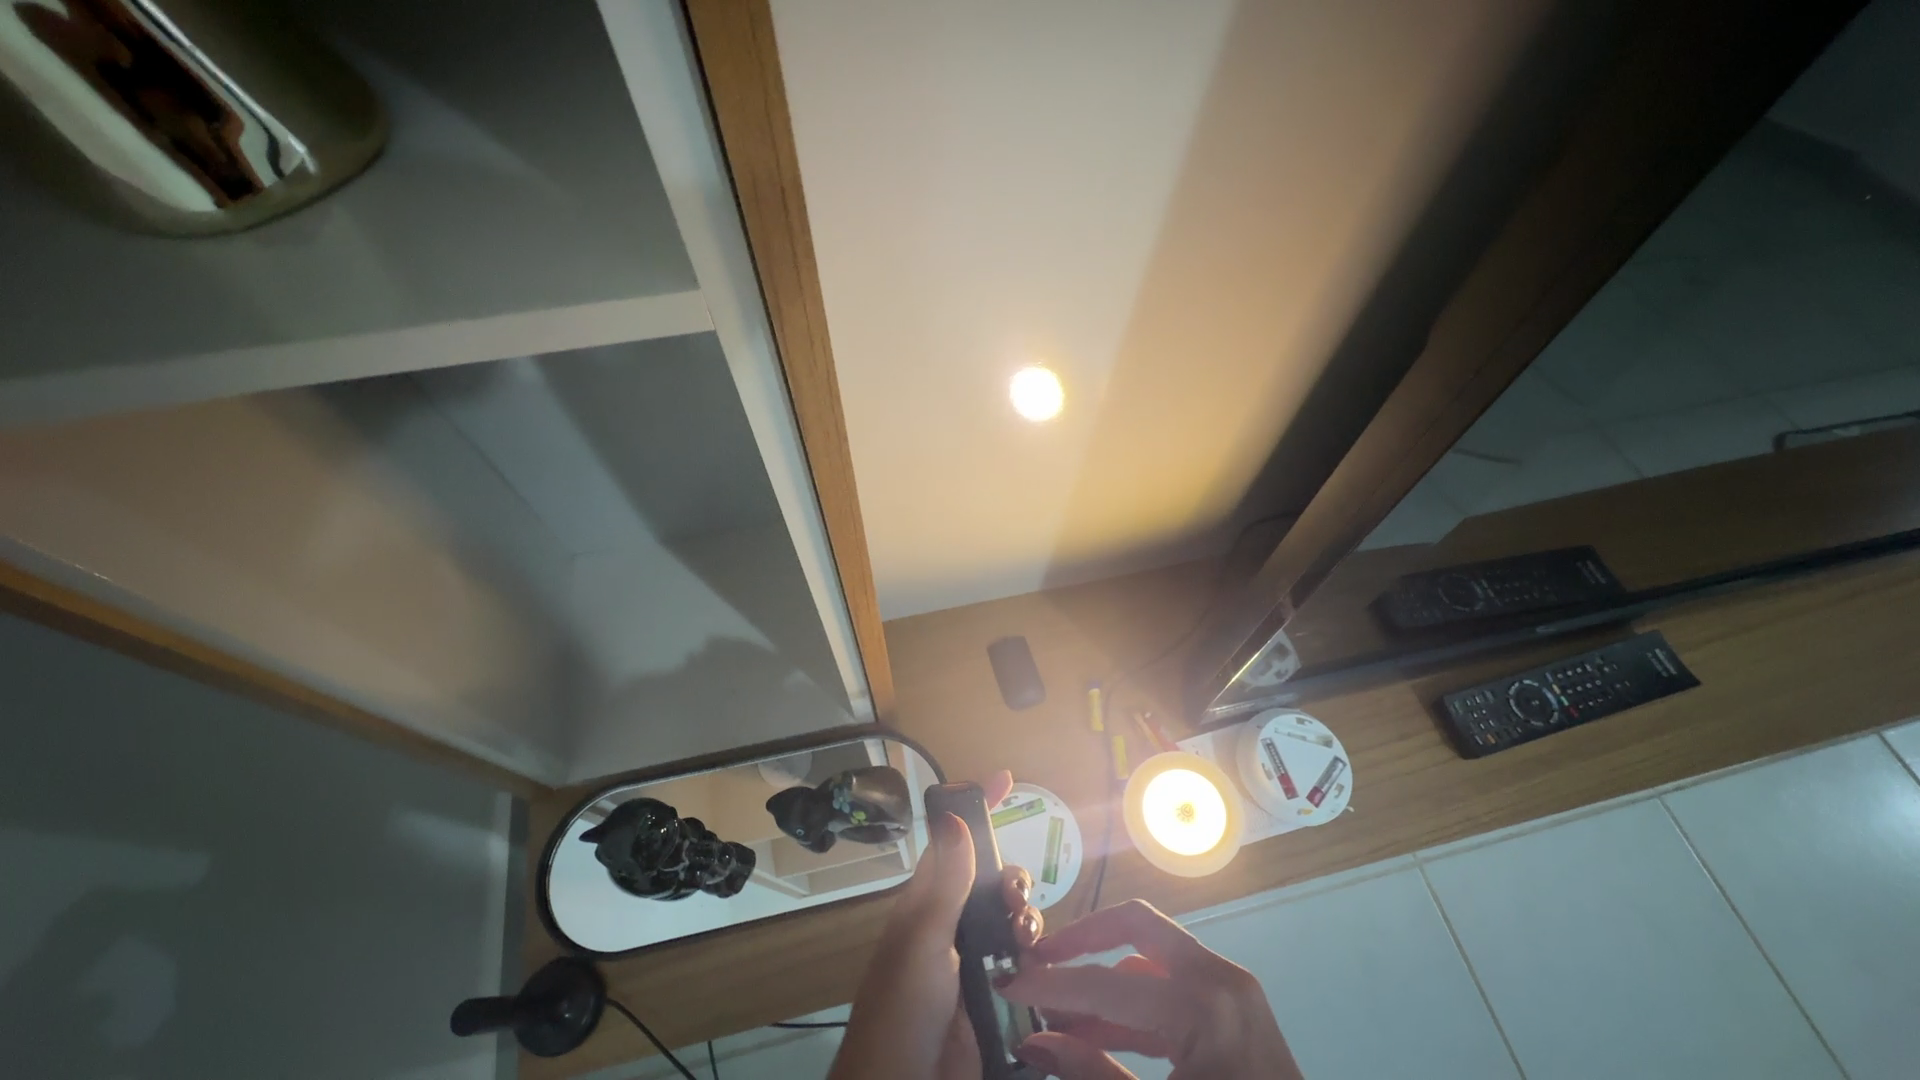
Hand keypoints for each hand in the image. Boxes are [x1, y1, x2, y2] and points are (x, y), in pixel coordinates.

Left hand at [828, 771, 1043, 1079]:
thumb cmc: (904, 1004)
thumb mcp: (923, 937)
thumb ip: (945, 880)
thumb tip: (954, 816)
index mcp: (925, 902)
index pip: (952, 842)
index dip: (974, 809)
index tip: (1004, 779)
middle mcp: (949, 923)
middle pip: (990, 878)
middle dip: (1011, 875)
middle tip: (1014, 895)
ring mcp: (972, 957)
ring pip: (1009, 914)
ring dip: (1024, 915)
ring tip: (1023, 937)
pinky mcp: (994, 990)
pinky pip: (1022, 955)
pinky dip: (1033, 949)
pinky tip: (1036, 958)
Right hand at [999, 899, 1301, 1078]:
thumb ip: (1090, 1075)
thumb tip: (1031, 1044)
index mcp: (1201, 1006)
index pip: (1105, 982)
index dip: (1049, 985)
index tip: (1007, 984)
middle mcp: (1219, 978)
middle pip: (1136, 926)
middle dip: (1081, 940)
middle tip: (1037, 958)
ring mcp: (1231, 989)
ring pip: (1152, 957)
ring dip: (1103, 978)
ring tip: (1055, 1014)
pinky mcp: (1234, 1008)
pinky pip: (1171, 989)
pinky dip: (1132, 1004)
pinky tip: (1093, 1034)